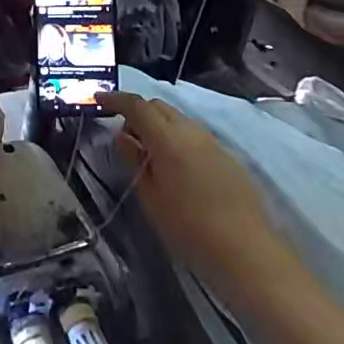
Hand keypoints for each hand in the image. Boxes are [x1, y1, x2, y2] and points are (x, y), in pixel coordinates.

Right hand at [96, 91, 283, 289]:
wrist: (243, 246)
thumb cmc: (188, 226)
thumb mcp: (151, 198)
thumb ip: (135, 162)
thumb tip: (123, 137)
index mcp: (168, 139)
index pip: (138, 106)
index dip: (117, 99)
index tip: (100, 98)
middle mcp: (191, 131)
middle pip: (160, 107)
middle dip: (138, 113)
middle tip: (125, 139)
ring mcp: (212, 141)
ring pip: (179, 119)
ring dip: (159, 126)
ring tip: (149, 156)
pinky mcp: (225, 155)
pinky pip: (194, 135)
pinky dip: (177, 138)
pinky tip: (175, 167)